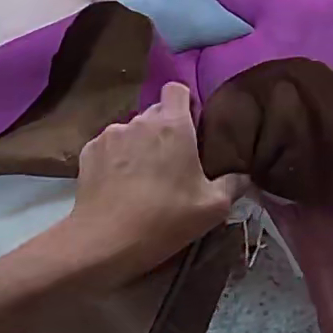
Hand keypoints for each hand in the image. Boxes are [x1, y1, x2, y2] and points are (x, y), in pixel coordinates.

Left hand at [29, 82, 244, 285]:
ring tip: (143, 177)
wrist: (104, 243)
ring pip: (132, 131)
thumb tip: (243, 176)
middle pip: (156, 112)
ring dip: (140, 145)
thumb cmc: (165, 218)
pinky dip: (117, 159)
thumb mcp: (213, 207)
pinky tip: (120, 185)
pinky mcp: (88, 153)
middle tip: (174, 160)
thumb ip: (234, 184)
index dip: (186, 103)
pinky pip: (110, 147)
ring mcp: (110, 135)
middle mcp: (140, 121)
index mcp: (173, 125)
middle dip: (165, 129)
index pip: (177, 89)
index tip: (192, 126)